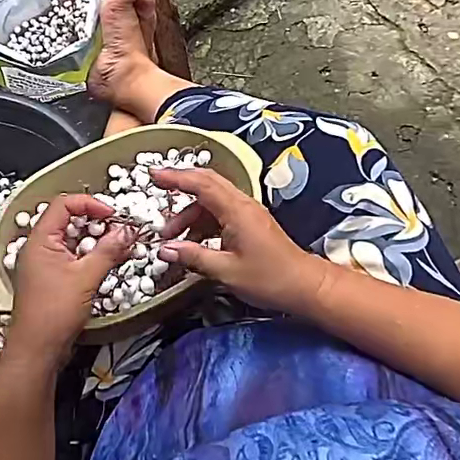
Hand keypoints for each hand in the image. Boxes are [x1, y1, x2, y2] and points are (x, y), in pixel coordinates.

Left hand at [4, 194, 136, 369]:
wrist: (37, 349)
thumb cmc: (52, 314)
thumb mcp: (86, 277)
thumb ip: (108, 251)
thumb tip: (126, 232)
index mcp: (41, 240)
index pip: (64, 204)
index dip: (89, 204)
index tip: (111, 214)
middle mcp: (40, 247)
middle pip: (71, 220)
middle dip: (98, 223)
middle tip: (120, 231)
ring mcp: (47, 263)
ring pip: (75, 240)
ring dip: (98, 241)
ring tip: (120, 247)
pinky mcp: (55, 278)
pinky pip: (75, 257)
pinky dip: (92, 256)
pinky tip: (110, 261)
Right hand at [150, 167, 333, 314]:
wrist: (305, 286)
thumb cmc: (270, 279)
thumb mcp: (226, 271)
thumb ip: (194, 257)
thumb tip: (165, 250)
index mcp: (236, 211)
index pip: (201, 184)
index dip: (176, 177)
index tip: (154, 174)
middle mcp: (242, 205)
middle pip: (207, 184)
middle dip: (179, 186)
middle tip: (156, 190)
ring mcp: (247, 212)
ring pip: (211, 201)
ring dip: (189, 213)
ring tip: (171, 237)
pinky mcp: (250, 223)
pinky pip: (220, 213)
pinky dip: (202, 222)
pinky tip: (192, 242)